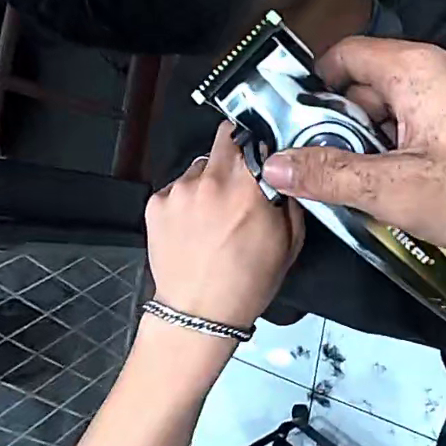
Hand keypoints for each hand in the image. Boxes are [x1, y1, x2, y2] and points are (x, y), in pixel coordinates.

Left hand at [146, 122, 305, 327]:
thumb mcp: (289, 242)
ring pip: (198, 169)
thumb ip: (289, 198)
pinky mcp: (156, 203)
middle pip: (222, 143)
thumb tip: (282, 174)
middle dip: (233, 159)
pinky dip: (185, 202)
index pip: (248, 133)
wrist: (198, 312)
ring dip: (208, 184)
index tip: (259, 152)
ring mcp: (178, 191)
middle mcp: (209, 181)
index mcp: (246, 186)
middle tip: (238, 188)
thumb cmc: (243, 284)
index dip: (255, 141)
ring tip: (213, 219)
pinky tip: (193, 228)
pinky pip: (176, 189)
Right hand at [260, 37, 445, 261]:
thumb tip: (272, 164)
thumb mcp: (397, 191)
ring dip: (362, 146)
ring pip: (383, 113)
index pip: (339, 56)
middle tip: (317, 172)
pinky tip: (391, 190)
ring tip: (352, 189)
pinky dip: (390, 153)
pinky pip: (409, 128)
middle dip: (333, 128)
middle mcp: (431, 72)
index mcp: (412, 70)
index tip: (289, 131)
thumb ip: (329, 175)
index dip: (309, 89)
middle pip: (358, 87)